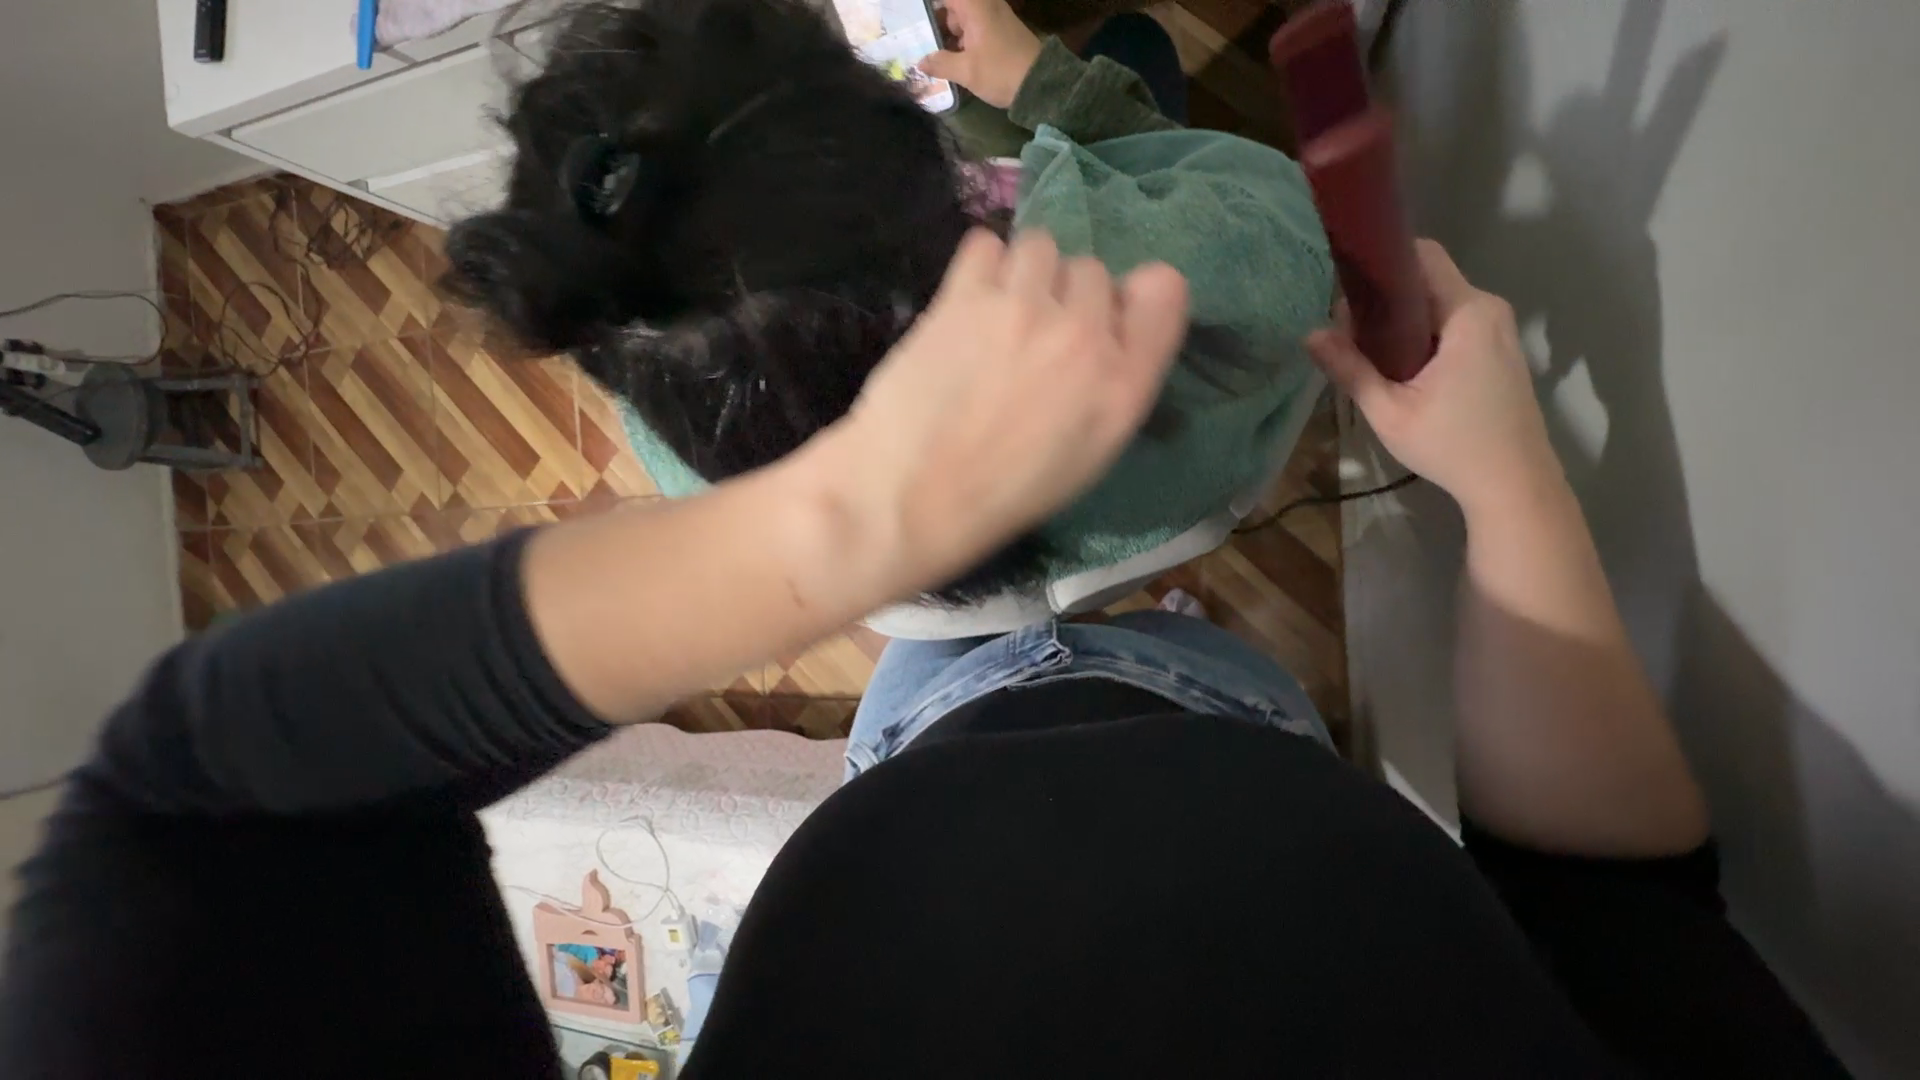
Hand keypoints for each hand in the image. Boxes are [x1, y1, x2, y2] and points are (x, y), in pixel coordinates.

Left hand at [822, 228, 1187, 592]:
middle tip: (1031, 339)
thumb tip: (1112, 323)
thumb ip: (1113, 384)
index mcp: (1123, 385)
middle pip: (1093, 270)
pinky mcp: (963, 297)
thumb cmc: (1002, 494)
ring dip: (1024, 274)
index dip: (1133, 299)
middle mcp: (1083, 336)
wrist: (912, 495)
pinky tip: (966, 306)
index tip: (1103, 324)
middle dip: (1068, 297)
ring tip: (996, 317)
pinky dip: (980, 267)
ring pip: (1041, 246)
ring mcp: (1022, 309)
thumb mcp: (1087, 457)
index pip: (1164, 291)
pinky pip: (986, 244)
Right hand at [918, 0, 1044, 108]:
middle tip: (918, 44)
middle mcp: (983, 5)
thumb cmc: (1000, 72)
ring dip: (948, 36)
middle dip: (936, 24)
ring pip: (962, 20)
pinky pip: (974, 30)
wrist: (1039, 83)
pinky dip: (962, 42)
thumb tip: (920, 62)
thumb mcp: (966, 71)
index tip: (913, 18)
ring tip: (932, 57)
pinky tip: (952, 60)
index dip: (929, 7)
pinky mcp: (1000, 31)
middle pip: (952, 8)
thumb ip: (941, 63)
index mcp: (974, 6)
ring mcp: (993, 17)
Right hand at [1306, 239, 1564, 517]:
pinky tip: (1398, 368)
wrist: (1513, 483)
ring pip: (1436, 305)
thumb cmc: (1451, 445)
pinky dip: (1420, 335)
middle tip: (1346, 333)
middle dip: (1384, 299)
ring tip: (1366, 353)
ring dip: (1399, 321)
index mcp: (1467, 313)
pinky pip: (1451, 324)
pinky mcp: (1497, 349)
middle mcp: (1488, 310)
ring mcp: (1498, 329)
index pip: (1422, 256)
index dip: (1381, 263)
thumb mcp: (1388, 411)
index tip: (1344, 286)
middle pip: (1426, 281)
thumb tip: (1308, 335)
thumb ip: (1349, 369)